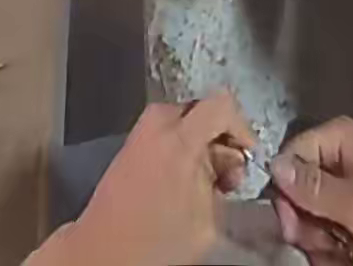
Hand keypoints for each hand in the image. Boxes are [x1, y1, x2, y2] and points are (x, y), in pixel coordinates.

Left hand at [27, 93, 254, 265]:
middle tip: (228, 178)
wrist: (105, 248)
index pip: (223, 103)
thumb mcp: (207, 219)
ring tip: (208, 184)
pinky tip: (186, 179)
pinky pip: (172, 128)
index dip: (242, 127)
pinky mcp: (136, 134)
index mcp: (180, 136)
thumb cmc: (157, 241)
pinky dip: (186, 145)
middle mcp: (160, 119)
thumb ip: (226, 179)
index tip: (248, 156)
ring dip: (205, 143)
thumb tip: (236, 161)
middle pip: (206, 110)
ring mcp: (144, 123)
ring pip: (190, 119)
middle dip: (223, 139)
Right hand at [271, 118, 352, 265]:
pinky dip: (333, 253)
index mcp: (341, 139)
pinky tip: (346, 262)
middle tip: (322, 244)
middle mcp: (343, 161)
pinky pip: (333, 235)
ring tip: (341, 256)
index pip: (289, 154)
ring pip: (312, 216)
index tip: (292, 223)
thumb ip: (312, 186)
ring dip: (318, 241)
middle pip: (298, 187)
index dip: (285, 188)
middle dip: (303, 220)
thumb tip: (271, 165)